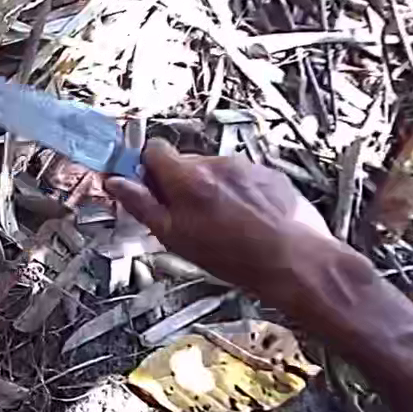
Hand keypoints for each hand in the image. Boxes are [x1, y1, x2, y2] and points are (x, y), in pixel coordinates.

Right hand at [104, 140, 338, 307]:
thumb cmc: (233, 255)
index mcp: (186, 177)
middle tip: (183, 216)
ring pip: (213, 172)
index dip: (147, 167)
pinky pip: (241, 178)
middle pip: (184, 162)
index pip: (154, 150)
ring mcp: (246, 167)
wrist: (295, 262)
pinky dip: (236, 194)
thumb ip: (141, 204)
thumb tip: (116, 183)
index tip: (147, 186)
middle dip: (178, 183)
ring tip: (219, 223)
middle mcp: (215, 164)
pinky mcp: (270, 175)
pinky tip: (243, 221)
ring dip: (208, 190)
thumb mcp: (172, 235)